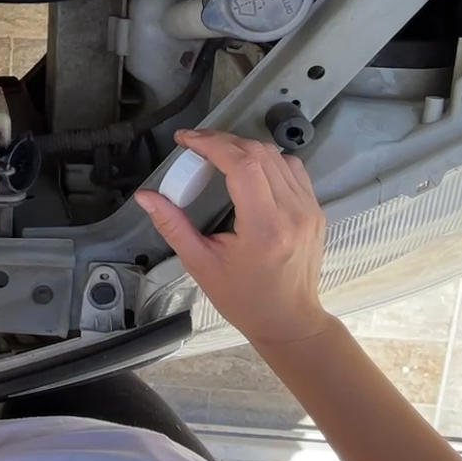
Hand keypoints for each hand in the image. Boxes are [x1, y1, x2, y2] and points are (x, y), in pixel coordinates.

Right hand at [134, 129, 331, 347]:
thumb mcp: (200, 263)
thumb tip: (146, 196)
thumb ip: (172, 225)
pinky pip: (292, 169)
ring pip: (277, 156)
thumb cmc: (243, 298)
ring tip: (216, 152)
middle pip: (259, 154)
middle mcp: (293, 212)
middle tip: (194, 143)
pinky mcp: (315, 210)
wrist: (289, 321)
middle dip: (223, 141)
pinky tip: (245, 166)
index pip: (242, 166)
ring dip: (244, 147)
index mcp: (265, 227)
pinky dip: (265, 158)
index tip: (186, 139)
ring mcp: (310, 209)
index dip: (211, 144)